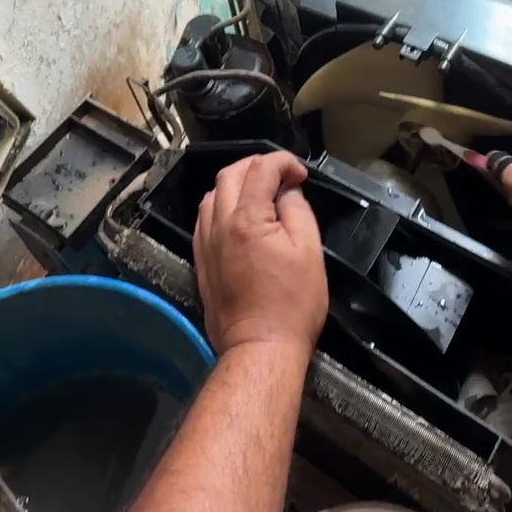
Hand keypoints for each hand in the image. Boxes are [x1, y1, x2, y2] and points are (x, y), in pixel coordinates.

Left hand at [194, 151, 326, 357]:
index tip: (301, 175)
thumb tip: (289, 190)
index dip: (284, 162)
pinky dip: (221, 206)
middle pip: (229, 174)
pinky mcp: (202, 262)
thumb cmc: (293, 304)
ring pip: (213, 195)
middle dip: (256, 165)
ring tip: (259, 192)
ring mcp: (206, 244)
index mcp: (248, 219)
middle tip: (281, 175)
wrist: (260, 349)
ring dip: (236, 184)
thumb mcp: (310, 251)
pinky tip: (238, 217)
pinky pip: (205, 220)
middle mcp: (220, 225)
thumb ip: (298, 210)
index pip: (261, 170)